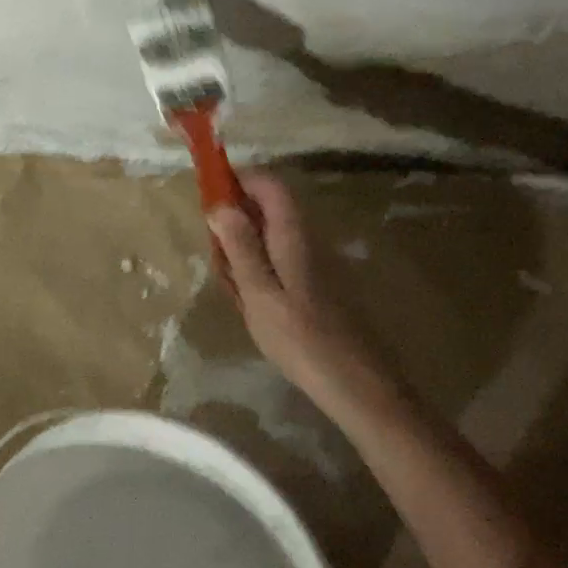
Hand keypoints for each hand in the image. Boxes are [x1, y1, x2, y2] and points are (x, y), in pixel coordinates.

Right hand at [206, 172, 402, 418]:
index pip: (269, 185)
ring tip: (231, 288)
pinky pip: (277, 264)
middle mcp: (307, 242)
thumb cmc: (301, 339)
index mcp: (293, 236)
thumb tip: (220, 203)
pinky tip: (251, 306)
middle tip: (216, 256)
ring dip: (241, 252)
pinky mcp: (316, 288)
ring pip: (267, 239)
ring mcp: (314, 265)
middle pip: (265, 210)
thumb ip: (240, 246)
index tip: (207, 193)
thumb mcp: (259, 292)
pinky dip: (256, 274)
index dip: (238, 179)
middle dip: (233, 222)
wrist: (359, 389)